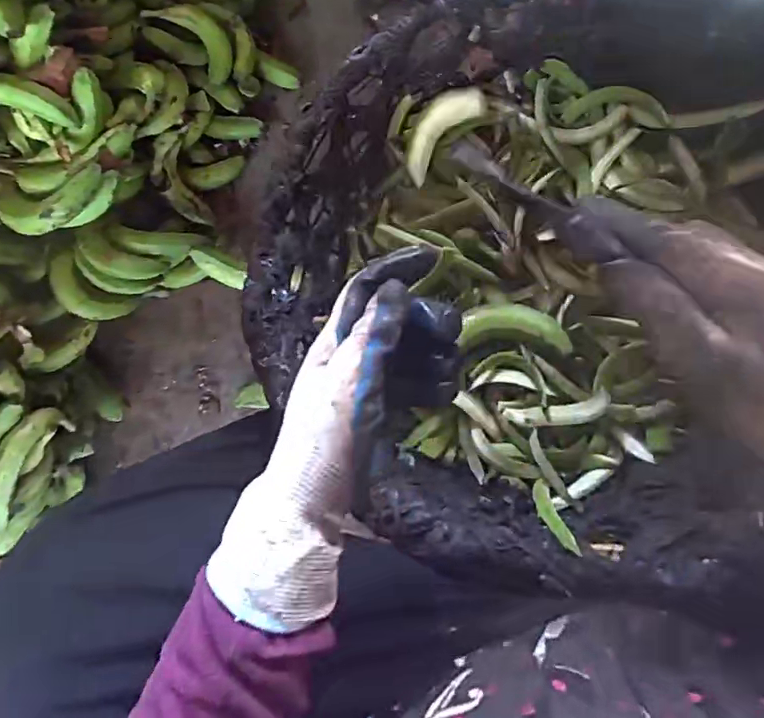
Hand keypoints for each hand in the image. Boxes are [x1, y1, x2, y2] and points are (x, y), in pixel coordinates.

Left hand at [206, 249, 436, 633]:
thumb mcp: (349, 381)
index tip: (435, 257)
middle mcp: (351, 356)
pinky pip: (411, 385)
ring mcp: (366, 385)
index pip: (366, 289)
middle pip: (394, 320)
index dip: (397, 268)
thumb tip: (394, 287)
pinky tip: (442, 397)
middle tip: (451, 336)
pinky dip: (429, 385)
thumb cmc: (325, 439)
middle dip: (425, 321)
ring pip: (407, 353)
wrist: (312, 506)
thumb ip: (372, 334)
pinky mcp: (380, 412)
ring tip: (449, 373)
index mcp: (335, 341)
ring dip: (432, 357)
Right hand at [579, 198, 763, 476]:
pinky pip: (719, 261)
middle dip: (629, 224)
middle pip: (677, 232)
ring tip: (620, 242)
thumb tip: (609, 260)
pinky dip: (682, 255)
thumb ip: (653, 304)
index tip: (568, 212)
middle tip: (585, 225)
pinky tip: (677, 272)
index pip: (652, 236)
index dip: (608, 224)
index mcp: (726, 274)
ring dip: (655, 237)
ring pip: (701, 245)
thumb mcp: (701, 362)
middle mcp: (751, 264)